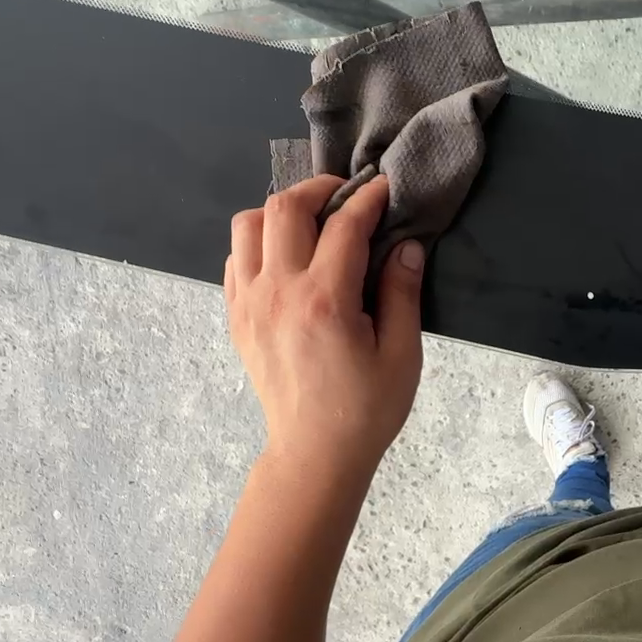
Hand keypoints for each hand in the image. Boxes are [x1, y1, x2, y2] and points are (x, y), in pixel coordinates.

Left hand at [225, 175, 424, 480]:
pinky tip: (288, 260)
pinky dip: (260, 243)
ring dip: (282, 212)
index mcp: (326, 301)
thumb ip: (401, 293)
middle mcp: (279, 292)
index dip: (369, 200)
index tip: (386, 189)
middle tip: (348, 198)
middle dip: (320, 190)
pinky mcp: (236, 317)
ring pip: (248, 224)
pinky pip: (236, 258)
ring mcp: (249, 303)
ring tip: (313, 225)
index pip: (345, 226)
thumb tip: (405, 245)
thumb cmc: (369, 408)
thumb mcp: (402, 354)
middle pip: (285, 208)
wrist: (316, 451)